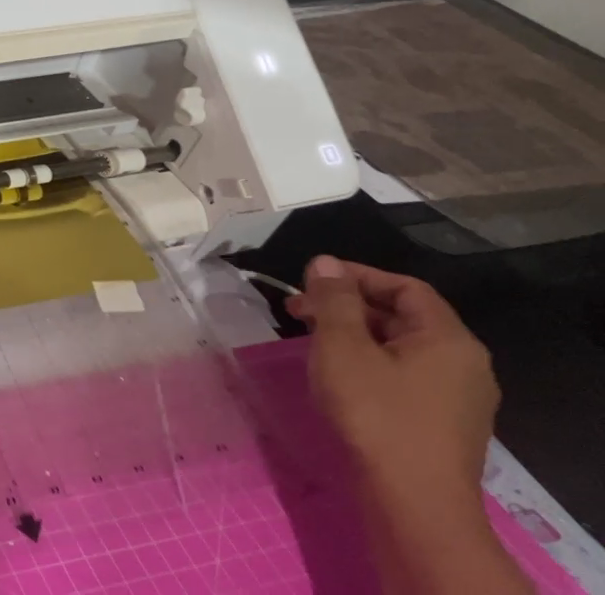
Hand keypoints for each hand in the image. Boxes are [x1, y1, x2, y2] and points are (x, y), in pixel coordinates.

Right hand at [287, 256, 496, 494]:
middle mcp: (465, 363)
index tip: (308, 280)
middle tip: (297, 311)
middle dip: (347, 306)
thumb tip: (326, 262)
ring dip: (354, 335)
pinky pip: (405, 374)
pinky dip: (369, 362)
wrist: (413, 499)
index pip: (405, 287)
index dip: (356, 276)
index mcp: (448, 339)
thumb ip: (333, 301)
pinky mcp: (444, 421)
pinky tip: (338, 376)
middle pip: (404, 316)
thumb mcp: (342, 348)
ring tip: (310, 342)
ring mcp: (459, 396)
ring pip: (401, 347)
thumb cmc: (375, 413)